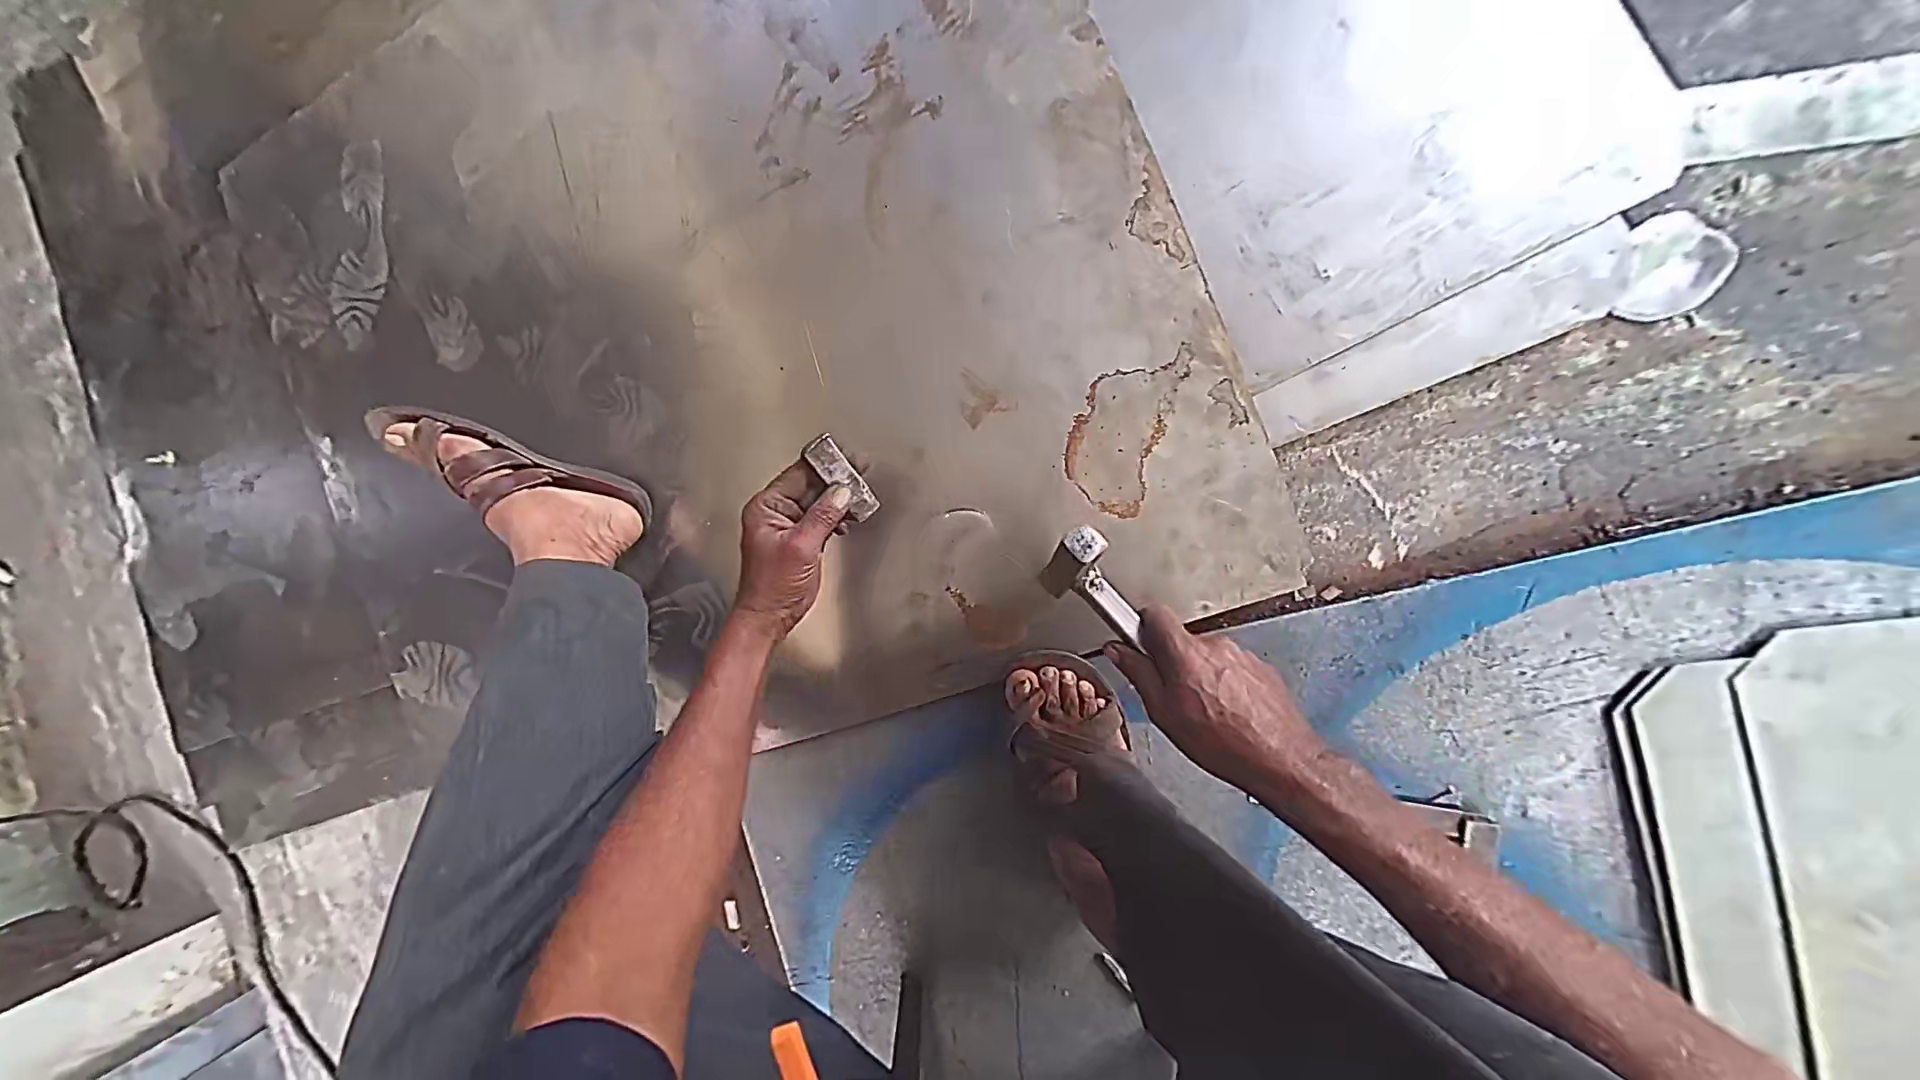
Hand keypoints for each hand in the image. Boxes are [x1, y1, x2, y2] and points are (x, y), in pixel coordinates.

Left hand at [733, 459, 853, 637]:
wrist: (770, 616)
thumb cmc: (771, 587)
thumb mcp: (800, 546)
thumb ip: (822, 516)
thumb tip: (841, 492)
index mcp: (765, 507)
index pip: (797, 475)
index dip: (823, 466)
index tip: (845, 459)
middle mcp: (775, 513)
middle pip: (810, 486)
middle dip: (836, 481)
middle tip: (859, 472)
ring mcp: (789, 526)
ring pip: (819, 502)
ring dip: (839, 500)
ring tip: (859, 496)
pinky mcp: (802, 539)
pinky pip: (822, 518)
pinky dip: (837, 516)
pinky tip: (849, 517)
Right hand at [1104, 605, 1324, 794]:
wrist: (1281, 759)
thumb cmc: (1224, 743)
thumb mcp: (1164, 713)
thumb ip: (1139, 673)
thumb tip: (1119, 651)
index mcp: (1185, 653)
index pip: (1154, 613)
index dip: (1142, 626)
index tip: (1139, 645)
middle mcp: (1215, 645)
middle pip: (1181, 639)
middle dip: (1173, 661)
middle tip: (1174, 694)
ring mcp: (1241, 654)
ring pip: (1206, 655)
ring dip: (1201, 674)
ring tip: (1206, 710)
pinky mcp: (1260, 667)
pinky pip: (1231, 667)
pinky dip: (1225, 683)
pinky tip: (1228, 712)